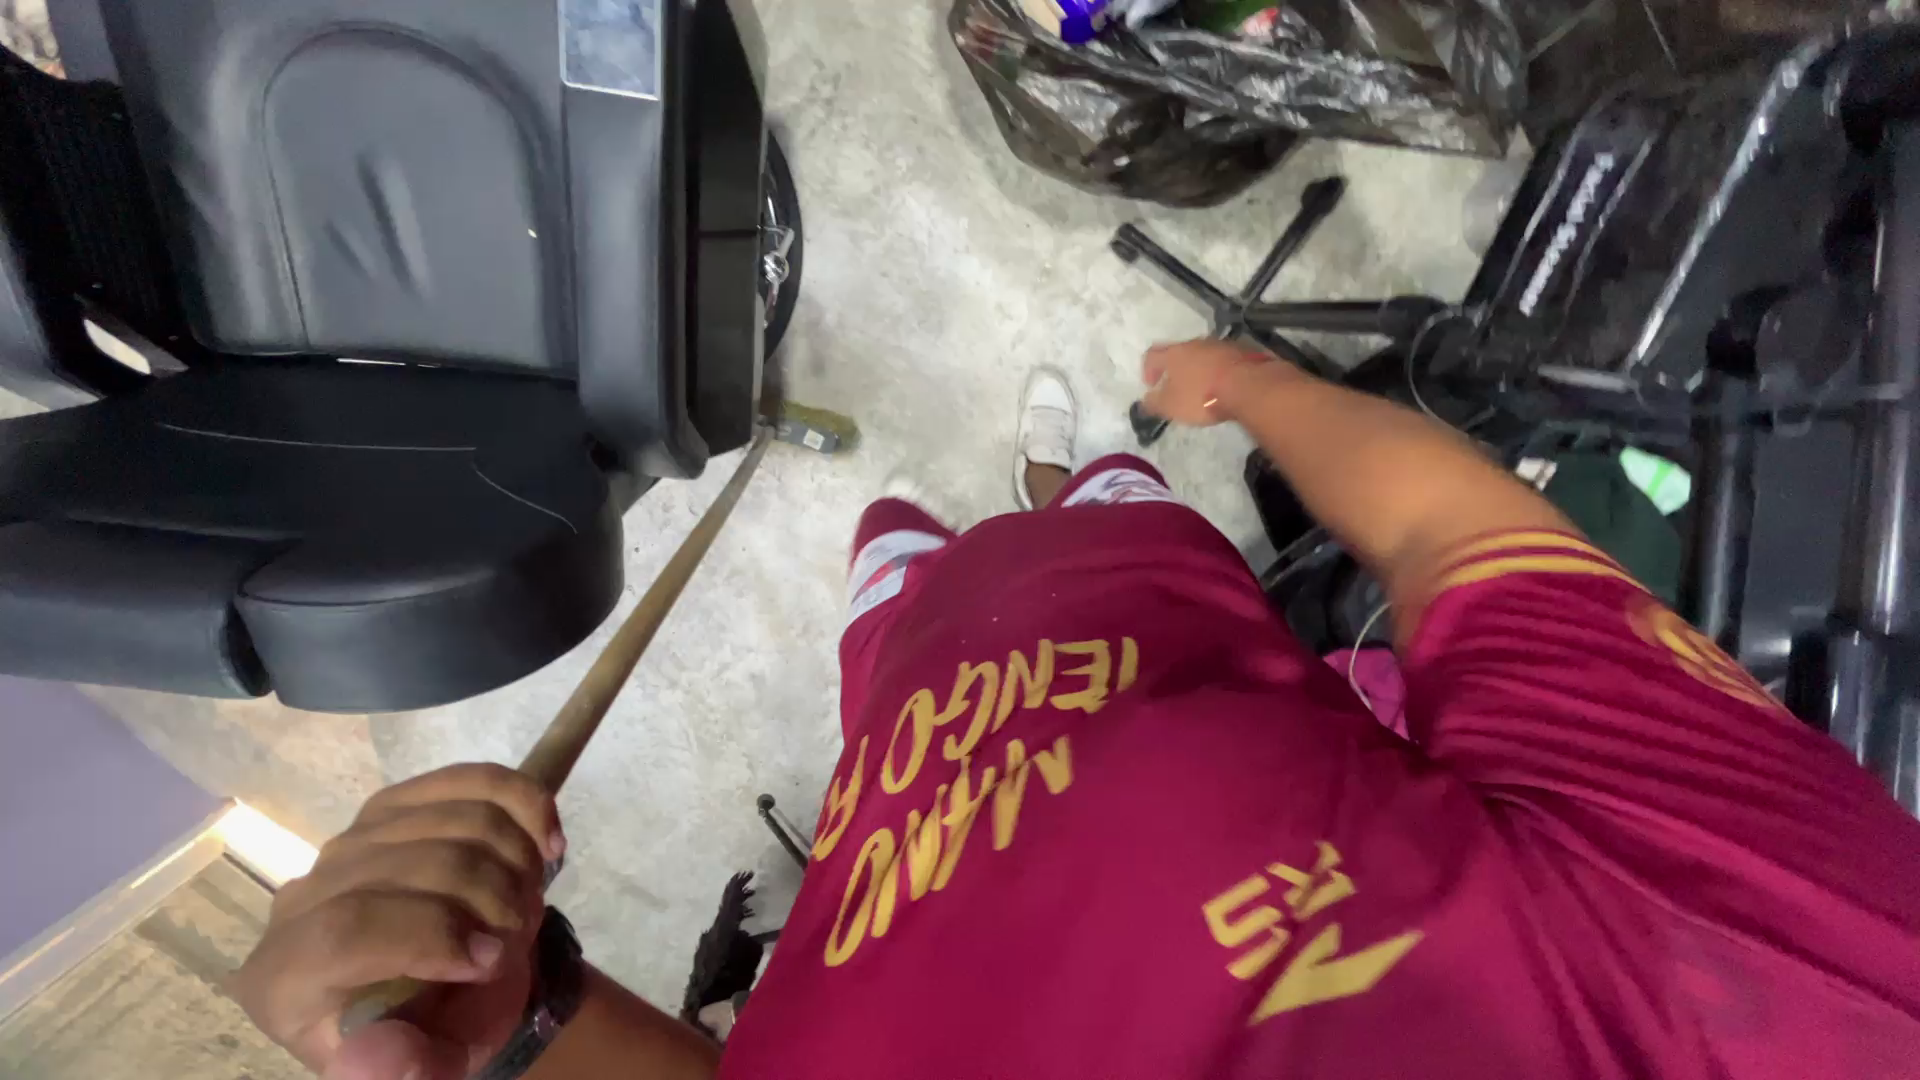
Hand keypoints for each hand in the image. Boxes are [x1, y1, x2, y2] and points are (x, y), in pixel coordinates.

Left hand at [231, 764, 565, 1079]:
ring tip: (526, 899)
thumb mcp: (426, 1066)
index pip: (345, 930)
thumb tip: (372, 1056)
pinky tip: (549, 844)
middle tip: (519, 935)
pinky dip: (531, 806)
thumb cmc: (437, 1024)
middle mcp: (307, 894)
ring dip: (518, 860)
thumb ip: (401, 1072)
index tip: (492, 960)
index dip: (429, 935)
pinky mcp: (412, 797)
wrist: (462, 974)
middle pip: (418, 866)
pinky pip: (482, 779)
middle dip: (494, 899)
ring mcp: (362, 834)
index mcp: (284, 975)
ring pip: (461, 819)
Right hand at [1139, 340, 1290, 425]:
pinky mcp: (1243, 352)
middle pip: (1179, 352)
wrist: (1249, 385)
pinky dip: (1218, 371)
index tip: (1151, 386)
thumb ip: (1154, 403)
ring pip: (1203, 354)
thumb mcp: (1171, 406)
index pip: (1152, 355)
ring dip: (1198, 369)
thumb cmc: (1201, 396)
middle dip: (1175, 369)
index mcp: (1174, 354)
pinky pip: (1223, 360)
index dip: (1148, 369)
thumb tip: (1145, 401)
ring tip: (1201, 389)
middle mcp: (1196, 343)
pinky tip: (1222, 387)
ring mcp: (1221, 345)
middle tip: (1176, 388)